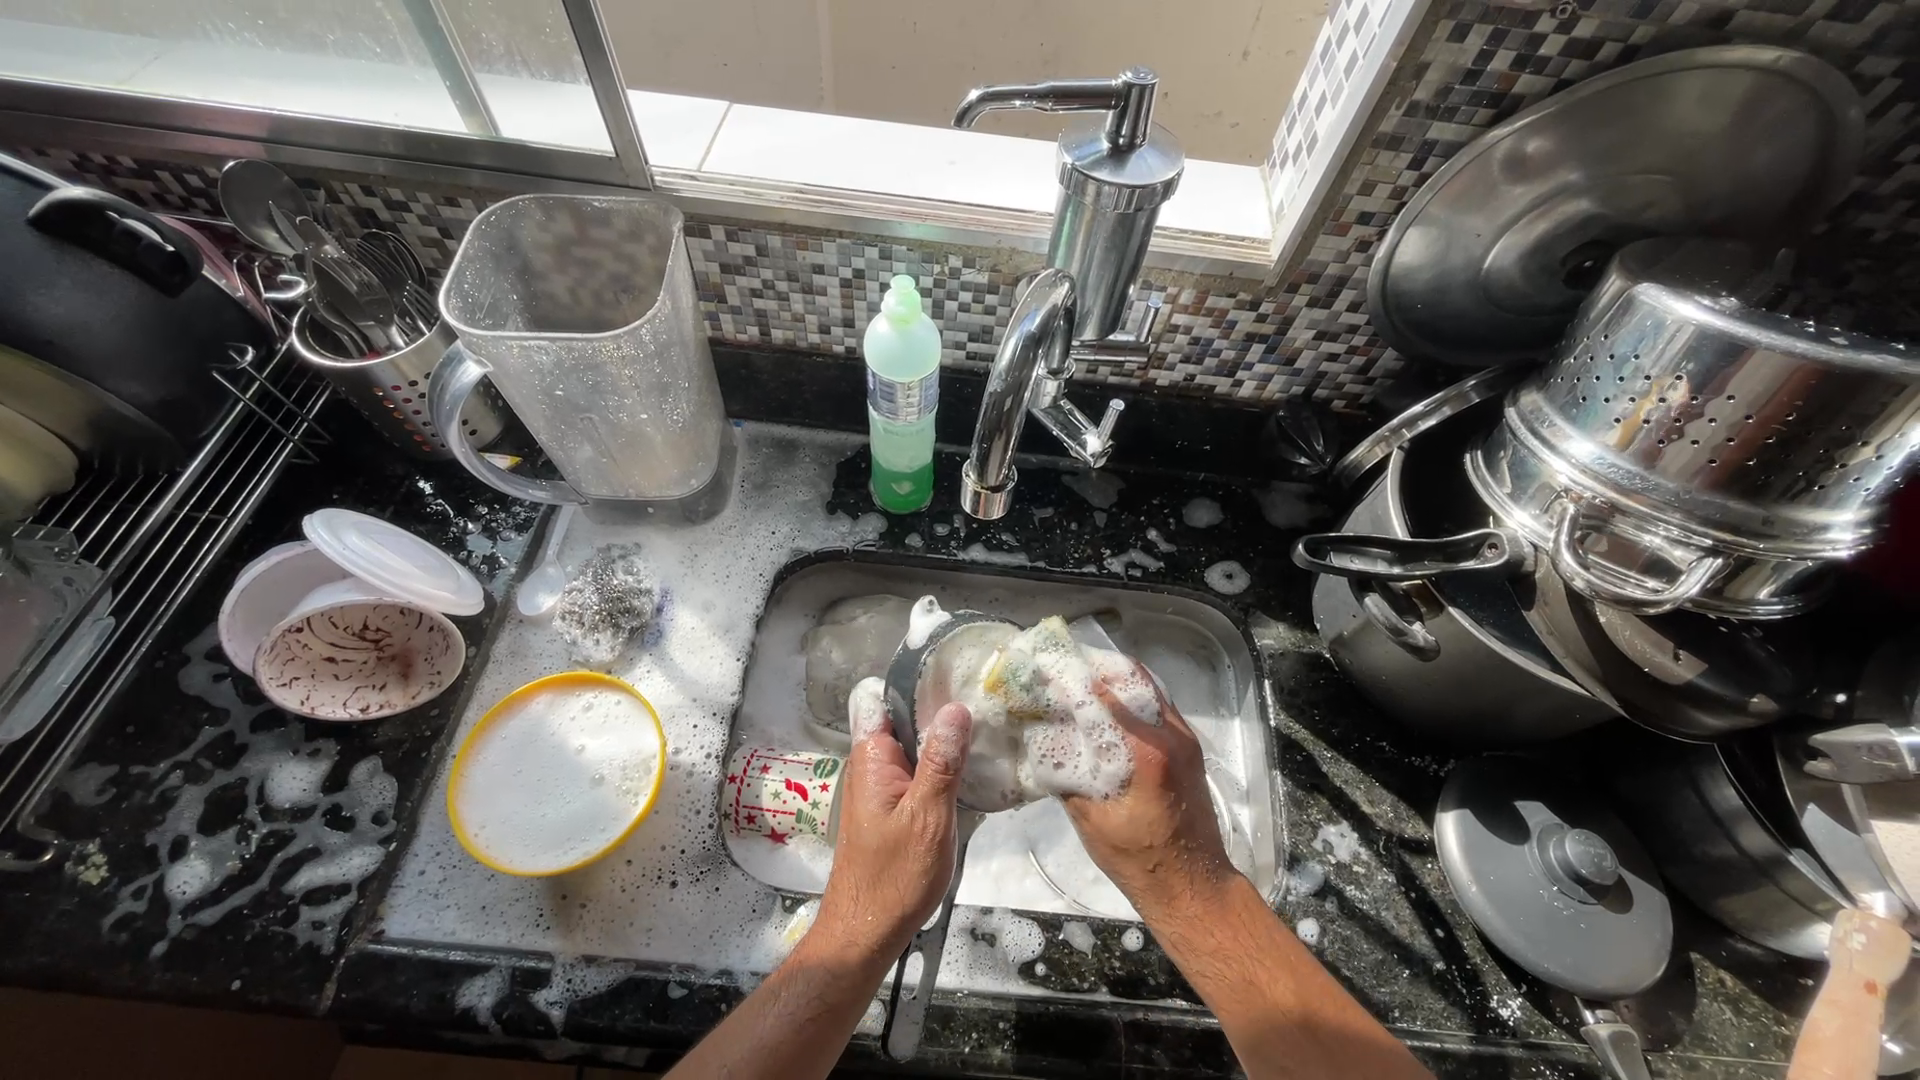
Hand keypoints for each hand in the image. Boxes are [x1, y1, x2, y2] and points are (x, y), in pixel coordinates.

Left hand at [811, 678, 972, 961]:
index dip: (913, 681)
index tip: (954, 672)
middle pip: (902, 718)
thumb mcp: (927, 816)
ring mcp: (880, 784)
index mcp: (871, 756)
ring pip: (912, 745)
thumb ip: (941, 762)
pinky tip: (971, 768)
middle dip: (937, 710)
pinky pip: (916, 770)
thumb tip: (955, 708)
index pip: (880, 697)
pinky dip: (940, 766)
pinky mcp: (891, 805)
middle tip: (985, 700)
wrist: (867, 931)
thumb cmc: (895, 875)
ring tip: (986, 729)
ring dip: (943, 740)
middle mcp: (870, 762)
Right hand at [1061, 662, 1236, 918]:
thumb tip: (1045, 741)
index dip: (1075, 682)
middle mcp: (1173, 735)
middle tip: (1065, 672)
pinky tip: (1108, 713)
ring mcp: (1187, 741)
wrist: (1194, 887)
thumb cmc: (1140, 860)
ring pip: (1151, 692)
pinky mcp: (1190, 751)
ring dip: (1118, 684)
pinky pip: (1160, 711)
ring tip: (1083, 686)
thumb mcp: (1091, 820)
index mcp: (1149, 749)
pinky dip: (1134, 702)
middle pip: (1134, 681)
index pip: (1106, 696)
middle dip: (1099, 672)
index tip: (1050, 673)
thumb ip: (1067, 776)